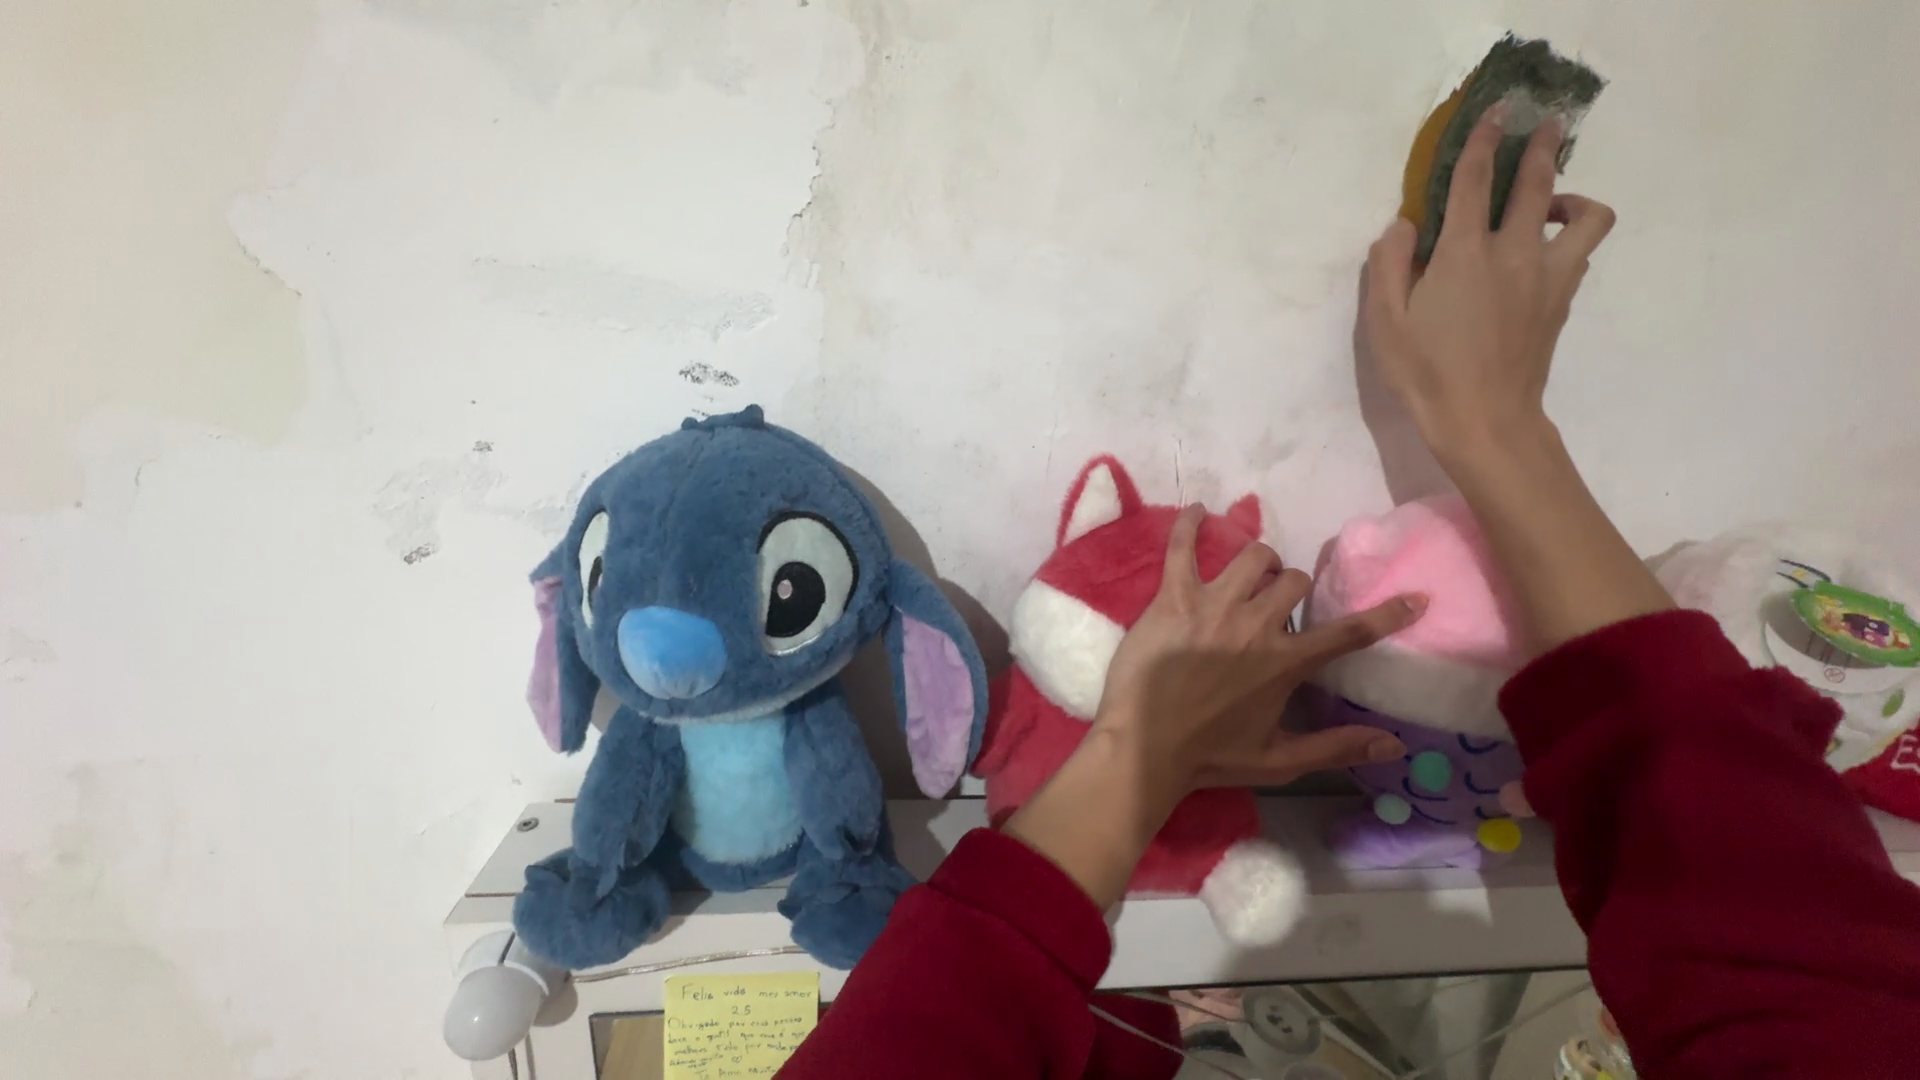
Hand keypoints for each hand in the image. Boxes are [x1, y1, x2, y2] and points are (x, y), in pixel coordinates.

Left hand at [1093, 505, 1423, 800]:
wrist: (1144, 747)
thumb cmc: (1210, 756)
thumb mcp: (1279, 761)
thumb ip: (1336, 747)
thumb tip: (1395, 745)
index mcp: (1285, 662)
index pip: (1348, 632)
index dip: (1387, 614)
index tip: (1415, 597)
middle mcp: (1256, 624)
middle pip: (1295, 581)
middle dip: (1292, 589)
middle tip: (1276, 604)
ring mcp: (1212, 605)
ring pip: (1253, 556)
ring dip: (1257, 562)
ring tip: (1247, 574)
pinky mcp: (1173, 597)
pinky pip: (1182, 547)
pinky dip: (1189, 525)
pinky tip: (1195, 511)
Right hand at [1363, 107, 1615, 458]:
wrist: (1483, 417)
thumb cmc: (1424, 372)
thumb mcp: (1385, 323)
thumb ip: (1388, 267)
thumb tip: (1401, 227)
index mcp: (1463, 254)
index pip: (1474, 183)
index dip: (1482, 143)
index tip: (1495, 113)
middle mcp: (1514, 252)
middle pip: (1538, 184)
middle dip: (1542, 148)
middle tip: (1546, 126)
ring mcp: (1547, 274)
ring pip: (1585, 214)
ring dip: (1572, 196)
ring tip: (1553, 202)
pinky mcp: (1562, 298)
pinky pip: (1581, 251)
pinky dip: (1571, 237)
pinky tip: (1548, 250)